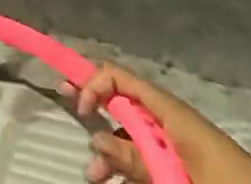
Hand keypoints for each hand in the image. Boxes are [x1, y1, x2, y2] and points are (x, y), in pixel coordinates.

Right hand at [61, 59, 250, 183]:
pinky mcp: (186, 165)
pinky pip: (149, 156)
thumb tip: (95, 140)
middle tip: (64, 102)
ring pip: (133, 134)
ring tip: (93, 178)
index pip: (120, 77)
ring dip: (109, 149)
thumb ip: (136, 161)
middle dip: (94, 105)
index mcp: (169, 111)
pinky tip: (117, 183)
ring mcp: (180, 143)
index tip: (81, 110)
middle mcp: (170, 119)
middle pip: (123, 100)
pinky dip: (129, 166)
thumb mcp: (176, 178)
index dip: (94, 84)